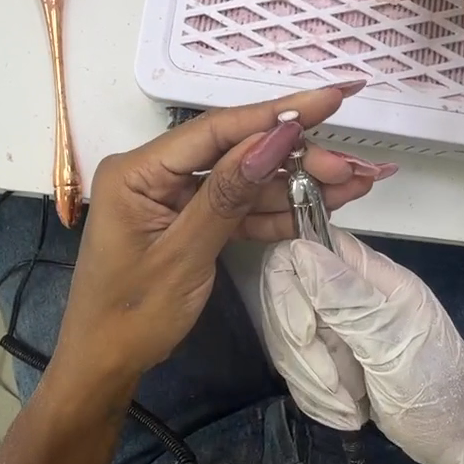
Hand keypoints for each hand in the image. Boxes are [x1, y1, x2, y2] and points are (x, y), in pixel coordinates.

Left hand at [55, 88, 391, 382]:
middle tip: (355, 169)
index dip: (277, 113)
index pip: (216, 129)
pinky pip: (239, 209)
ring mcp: (174, 198)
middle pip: (237, 152)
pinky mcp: (190, 221)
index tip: (332, 98)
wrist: (105, 365)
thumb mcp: (183, 255)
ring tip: (357, 184)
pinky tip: (324, 207)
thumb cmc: (132, 315)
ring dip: (298, 186)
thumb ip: (228, 194)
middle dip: (298, 159)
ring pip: (246, 181)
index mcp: (138, 170)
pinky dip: (277, 211)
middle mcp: (156, 173)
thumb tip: (277, 139)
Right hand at [258, 226, 463, 463]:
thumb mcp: (396, 348)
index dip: (289, 286)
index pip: (303, 247)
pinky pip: (293, 367)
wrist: (459, 441)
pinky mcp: (327, 356)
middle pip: (283, 297)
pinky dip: (314, 396)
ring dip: (310, 381)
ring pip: (284, 337)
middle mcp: (346, 293)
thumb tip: (301, 250)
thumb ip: (348, 301)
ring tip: (350, 407)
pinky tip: (347, 411)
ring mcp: (335, 324)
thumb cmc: (438, 390)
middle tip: (334, 385)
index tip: (307, 332)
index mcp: (371, 277)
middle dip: (300, 350)